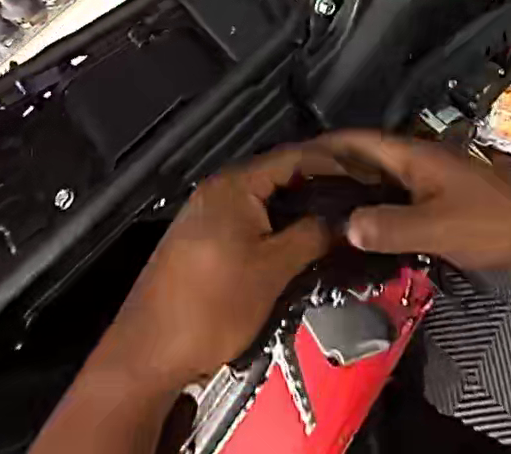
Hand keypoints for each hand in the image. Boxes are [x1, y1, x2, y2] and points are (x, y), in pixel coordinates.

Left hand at [96, 145, 334, 386]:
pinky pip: (249, 214)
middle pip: (278, 173)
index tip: (364, 175)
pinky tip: (298, 237)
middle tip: (354, 196)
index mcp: (234, 184)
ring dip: (298, 203)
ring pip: (264, 196)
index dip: (331, 163)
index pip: (292, 156)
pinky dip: (277, 220)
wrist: (146, 354)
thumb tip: (345, 220)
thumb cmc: (211, 307)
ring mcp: (207, 210)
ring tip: (335, 215)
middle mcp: (219, 187)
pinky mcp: (203, 235)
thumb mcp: (271, 270)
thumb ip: (311, 236)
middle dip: (318, 182)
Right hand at [307, 130, 510, 270]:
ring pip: (381, 170)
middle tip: (300, 180)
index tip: (295, 153)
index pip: (359, 139)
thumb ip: (391, 227)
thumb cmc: (489, 223)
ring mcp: (430, 173)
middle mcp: (418, 156)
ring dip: (352, 178)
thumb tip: (346, 226)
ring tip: (321, 198)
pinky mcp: (440, 191)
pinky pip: (394, 187)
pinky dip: (372, 195)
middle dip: (332, 160)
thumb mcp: (436, 228)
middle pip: (366, 152)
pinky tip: (363, 217)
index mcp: (413, 155)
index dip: (326, 143)